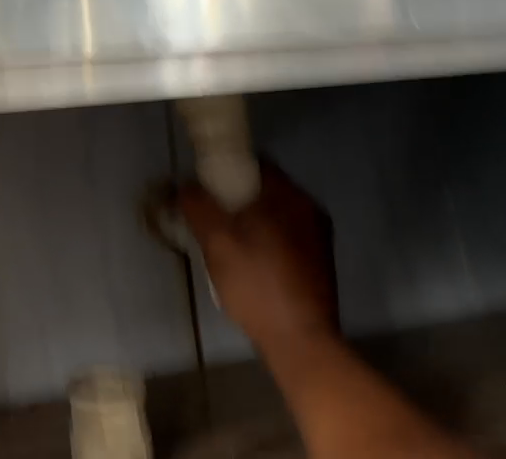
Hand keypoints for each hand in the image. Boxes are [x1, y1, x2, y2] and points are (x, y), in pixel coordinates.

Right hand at [178, 165, 339, 354]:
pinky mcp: (321, 263)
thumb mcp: (216, 241)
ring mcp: (319, 238)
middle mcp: (310, 210)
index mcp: (289, 196)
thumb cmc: (257, 283)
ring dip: (253, 220)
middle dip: (237, 197)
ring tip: (228, 241)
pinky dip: (268, 239)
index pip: (255, 163)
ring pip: (278, 214)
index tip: (206, 186)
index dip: (227, 169)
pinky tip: (250, 263)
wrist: (301, 342)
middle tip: (212, 215)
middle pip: (267, 188)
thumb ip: (197, 205)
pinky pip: (288, 236)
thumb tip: (185, 185)